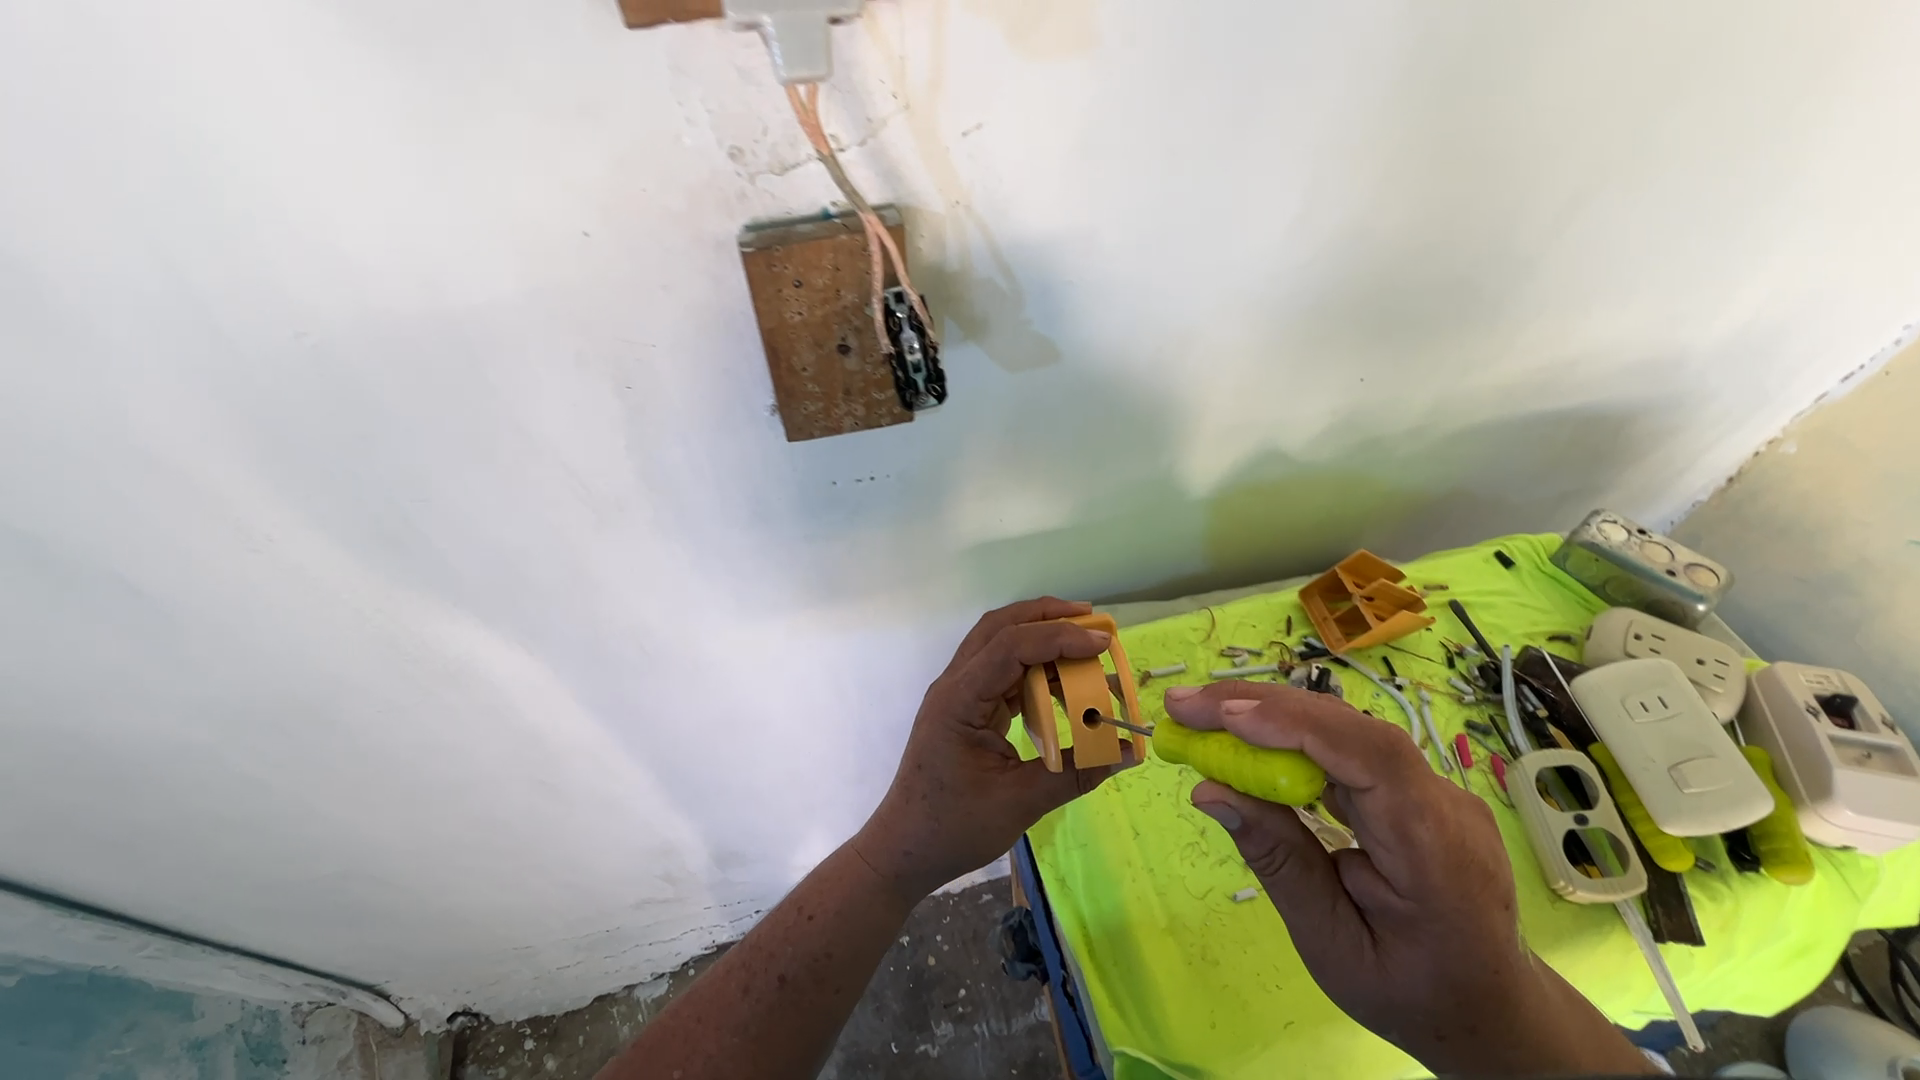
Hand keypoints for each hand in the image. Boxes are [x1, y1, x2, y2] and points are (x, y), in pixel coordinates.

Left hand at [851, 598, 1139, 901]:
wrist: (905, 851)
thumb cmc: (953, 828)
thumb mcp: (1020, 802)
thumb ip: (1077, 773)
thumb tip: (1130, 753)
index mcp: (958, 700)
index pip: (1010, 647)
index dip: (1058, 637)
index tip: (1102, 643)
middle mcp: (954, 686)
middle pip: (998, 628)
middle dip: (1046, 617)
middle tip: (1093, 620)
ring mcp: (957, 696)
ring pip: (998, 645)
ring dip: (1040, 638)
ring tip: (1084, 645)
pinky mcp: (965, 710)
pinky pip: (1000, 673)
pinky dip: (1033, 668)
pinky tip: (1063, 680)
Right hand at [1166, 681, 1654, 1076]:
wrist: (1491, 1010)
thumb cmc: (1411, 991)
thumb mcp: (1331, 942)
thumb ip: (1277, 861)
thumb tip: (1209, 790)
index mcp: (1433, 848)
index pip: (1368, 756)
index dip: (1292, 724)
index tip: (1218, 715)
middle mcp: (1442, 802)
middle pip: (1348, 728)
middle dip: (1260, 707)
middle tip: (1182, 706)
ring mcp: (1433, 790)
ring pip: (1344, 731)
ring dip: (1268, 716)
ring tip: (1199, 715)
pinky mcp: (1414, 789)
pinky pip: (1347, 750)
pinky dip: (1290, 738)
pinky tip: (1246, 739)